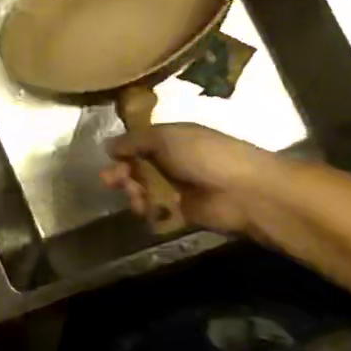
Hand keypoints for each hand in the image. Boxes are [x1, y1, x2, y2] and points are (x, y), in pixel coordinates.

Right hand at [98, 124, 278, 235]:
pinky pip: (159, 212)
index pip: (141, 142)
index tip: (110, 158)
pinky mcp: (184, 213)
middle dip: (124, 174)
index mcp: (174, 137)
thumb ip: (135, 141)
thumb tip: (109, 145)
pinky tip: (148, 212)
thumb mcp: (166, 138)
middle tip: (112, 181)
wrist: (241, 192)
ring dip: (135, 194)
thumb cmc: (204, 155)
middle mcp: (175, 160)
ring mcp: (180, 187)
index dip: (124, 150)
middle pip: (140, 167)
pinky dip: (150, 212)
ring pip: (146, 191)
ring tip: (136, 198)